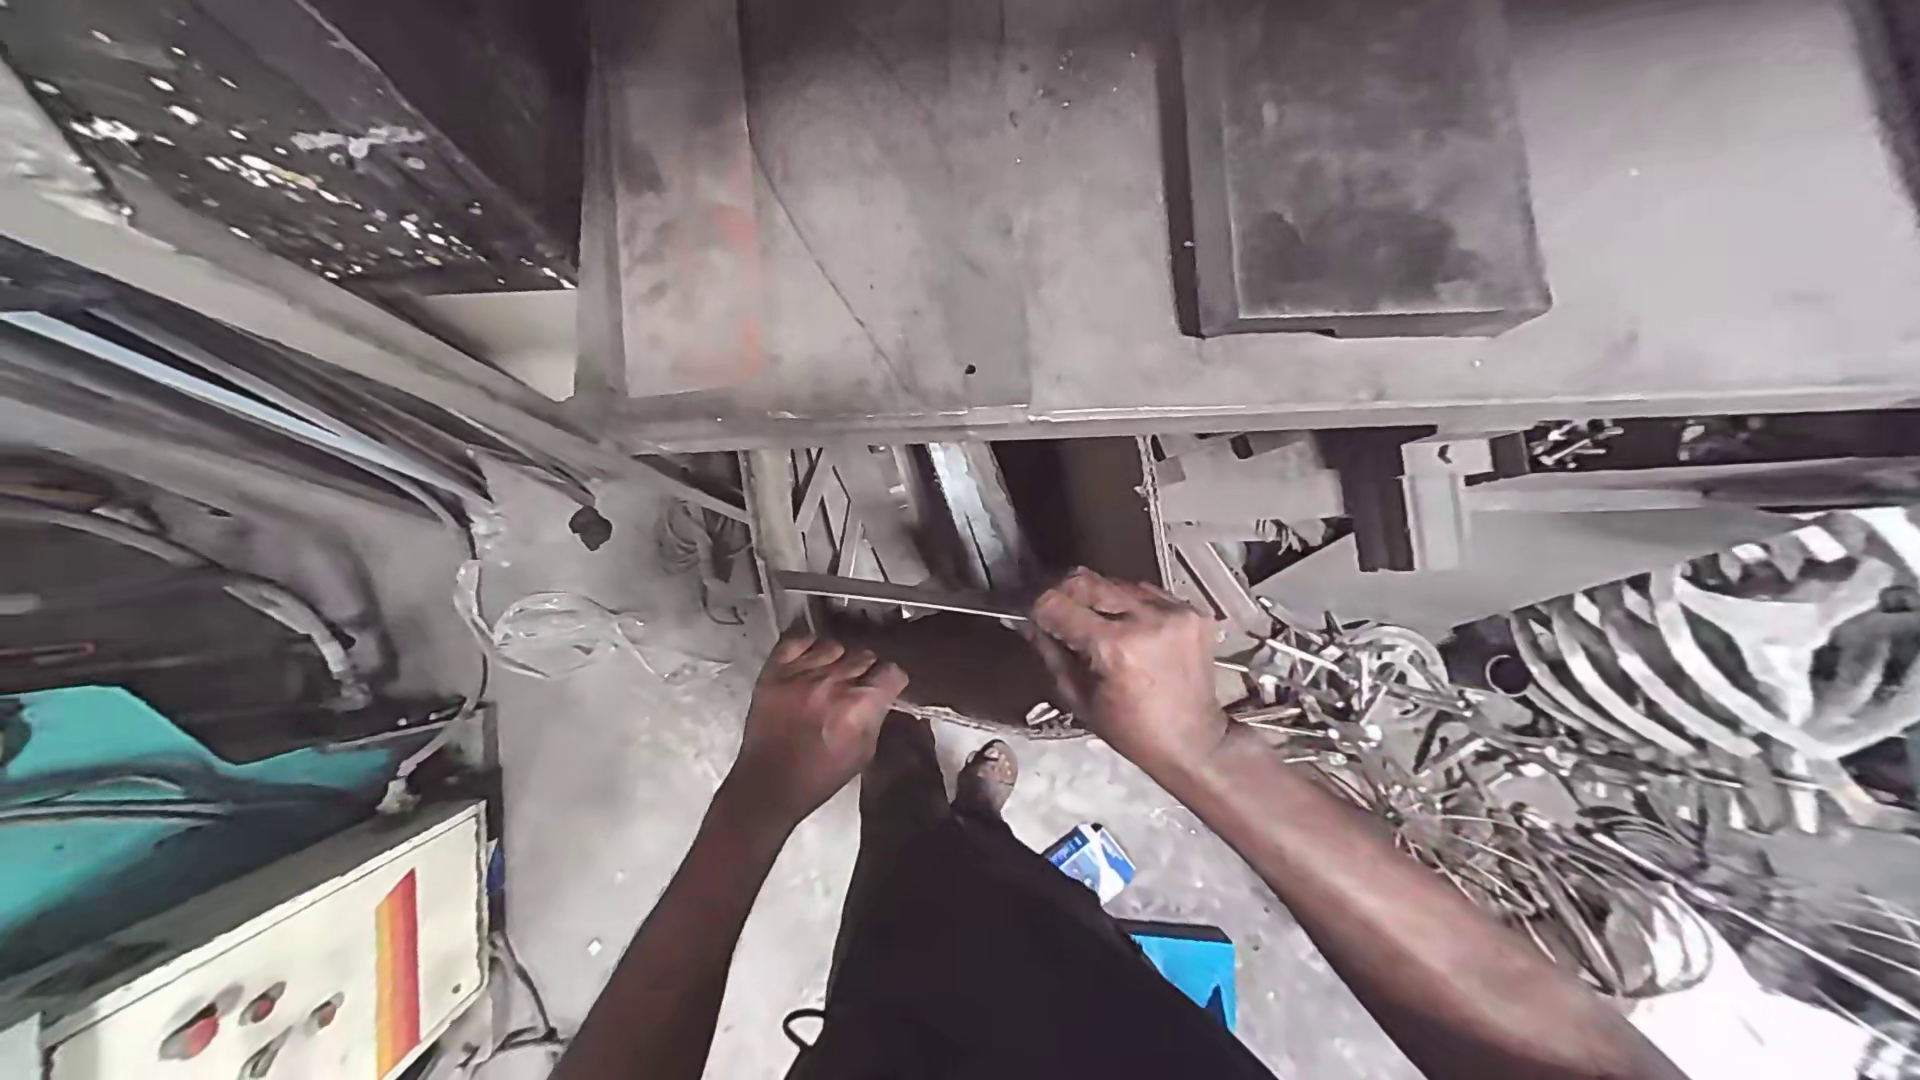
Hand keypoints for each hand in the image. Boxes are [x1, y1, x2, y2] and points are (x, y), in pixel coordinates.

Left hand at [722, 632, 908, 828]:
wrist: (769, 783)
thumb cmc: (821, 775)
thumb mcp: (864, 752)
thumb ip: (876, 716)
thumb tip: (882, 695)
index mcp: (861, 704)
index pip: (892, 670)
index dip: (891, 680)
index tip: (886, 687)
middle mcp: (834, 681)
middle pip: (865, 655)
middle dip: (865, 671)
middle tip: (855, 687)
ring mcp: (802, 672)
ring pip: (834, 645)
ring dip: (837, 659)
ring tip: (829, 675)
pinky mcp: (775, 670)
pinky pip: (797, 640)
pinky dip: (806, 647)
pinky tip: (808, 662)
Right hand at [1028, 568, 1229, 787]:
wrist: (1195, 742)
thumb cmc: (1134, 731)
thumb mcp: (1079, 698)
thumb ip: (1050, 652)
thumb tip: (1027, 622)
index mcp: (1114, 648)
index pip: (1056, 604)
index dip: (1038, 608)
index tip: (1034, 617)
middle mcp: (1146, 620)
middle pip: (1085, 580)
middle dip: (1063, 593)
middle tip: (1058, 613)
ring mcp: (1173, 612)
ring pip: (1114, 581)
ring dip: (1097, 598)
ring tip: (1098, 626)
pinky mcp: (1192, 611)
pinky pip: (1145, 591)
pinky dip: (1129, 603)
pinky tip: (1129, 627)